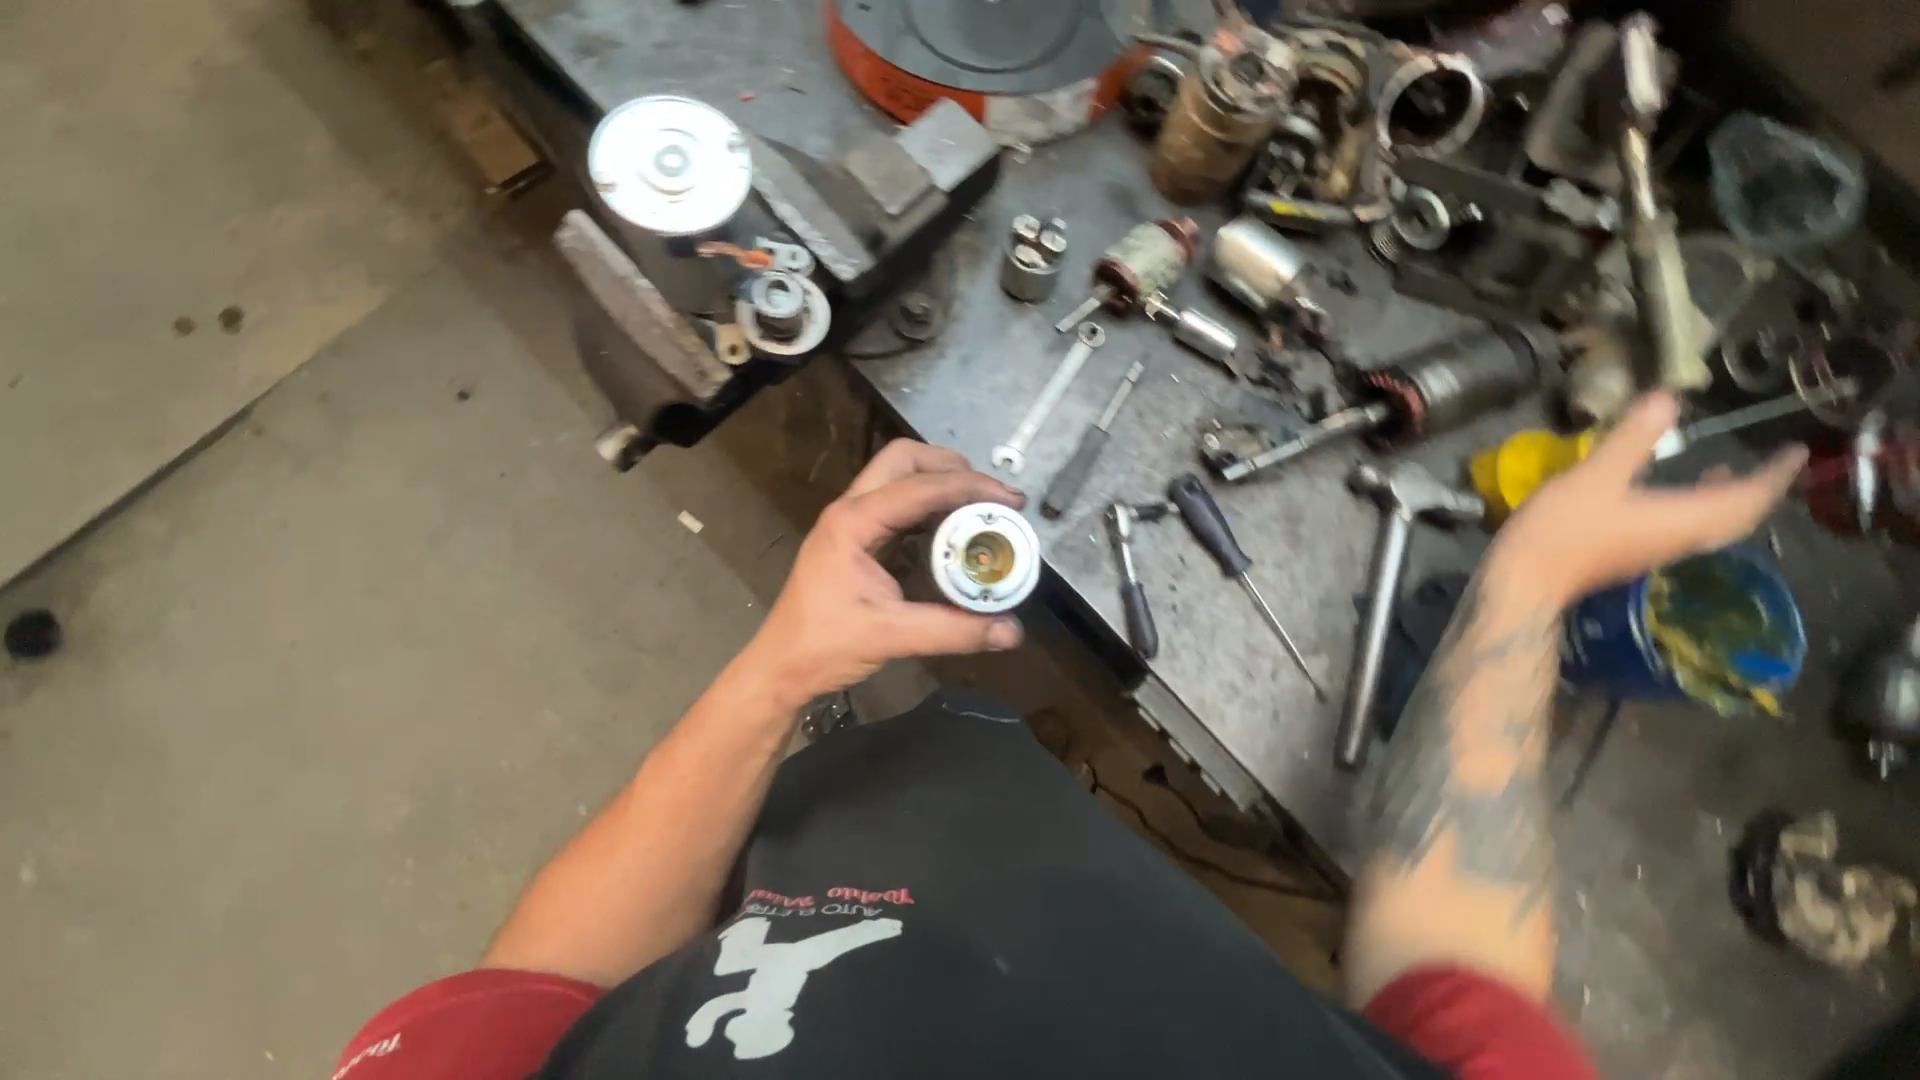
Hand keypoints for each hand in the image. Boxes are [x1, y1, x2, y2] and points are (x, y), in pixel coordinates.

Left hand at [742, 439, 1027, 706]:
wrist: (781, 667)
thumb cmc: (824, 647)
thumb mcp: (892, 637)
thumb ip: (953, 631)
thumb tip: (1012, 631)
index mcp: (853, 522)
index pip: (920, 486)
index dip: (969, 487)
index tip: (1010, 501)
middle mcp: (851, 510)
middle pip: (905, 460)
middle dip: (952, 468)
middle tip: (992, 497)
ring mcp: (851, 521)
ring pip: (899, 476)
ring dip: (941, 482)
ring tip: (982, 508)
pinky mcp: (857, 537)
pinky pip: (899, 504)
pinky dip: (931, 505)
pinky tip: (955, 530)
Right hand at [1489, 393, 1807, 604]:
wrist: (1526, 581)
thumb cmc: (1563, 529)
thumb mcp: (1595, 476)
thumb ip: (1632, 439)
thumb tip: (1668, 398)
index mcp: (1685, 517)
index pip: (1749, 495)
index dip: (1773, 473)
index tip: (1792, 452)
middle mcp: (1681, 537)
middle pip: (1735, 516)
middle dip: (1751, 489)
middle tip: (1760, 465)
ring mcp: (1655, 550)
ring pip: (1709, 525)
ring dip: (1721, 500)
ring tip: (1714, 474)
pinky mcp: (1630, 556)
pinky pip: (1682, 531)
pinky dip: (1691, 510)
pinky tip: (1664, 497)